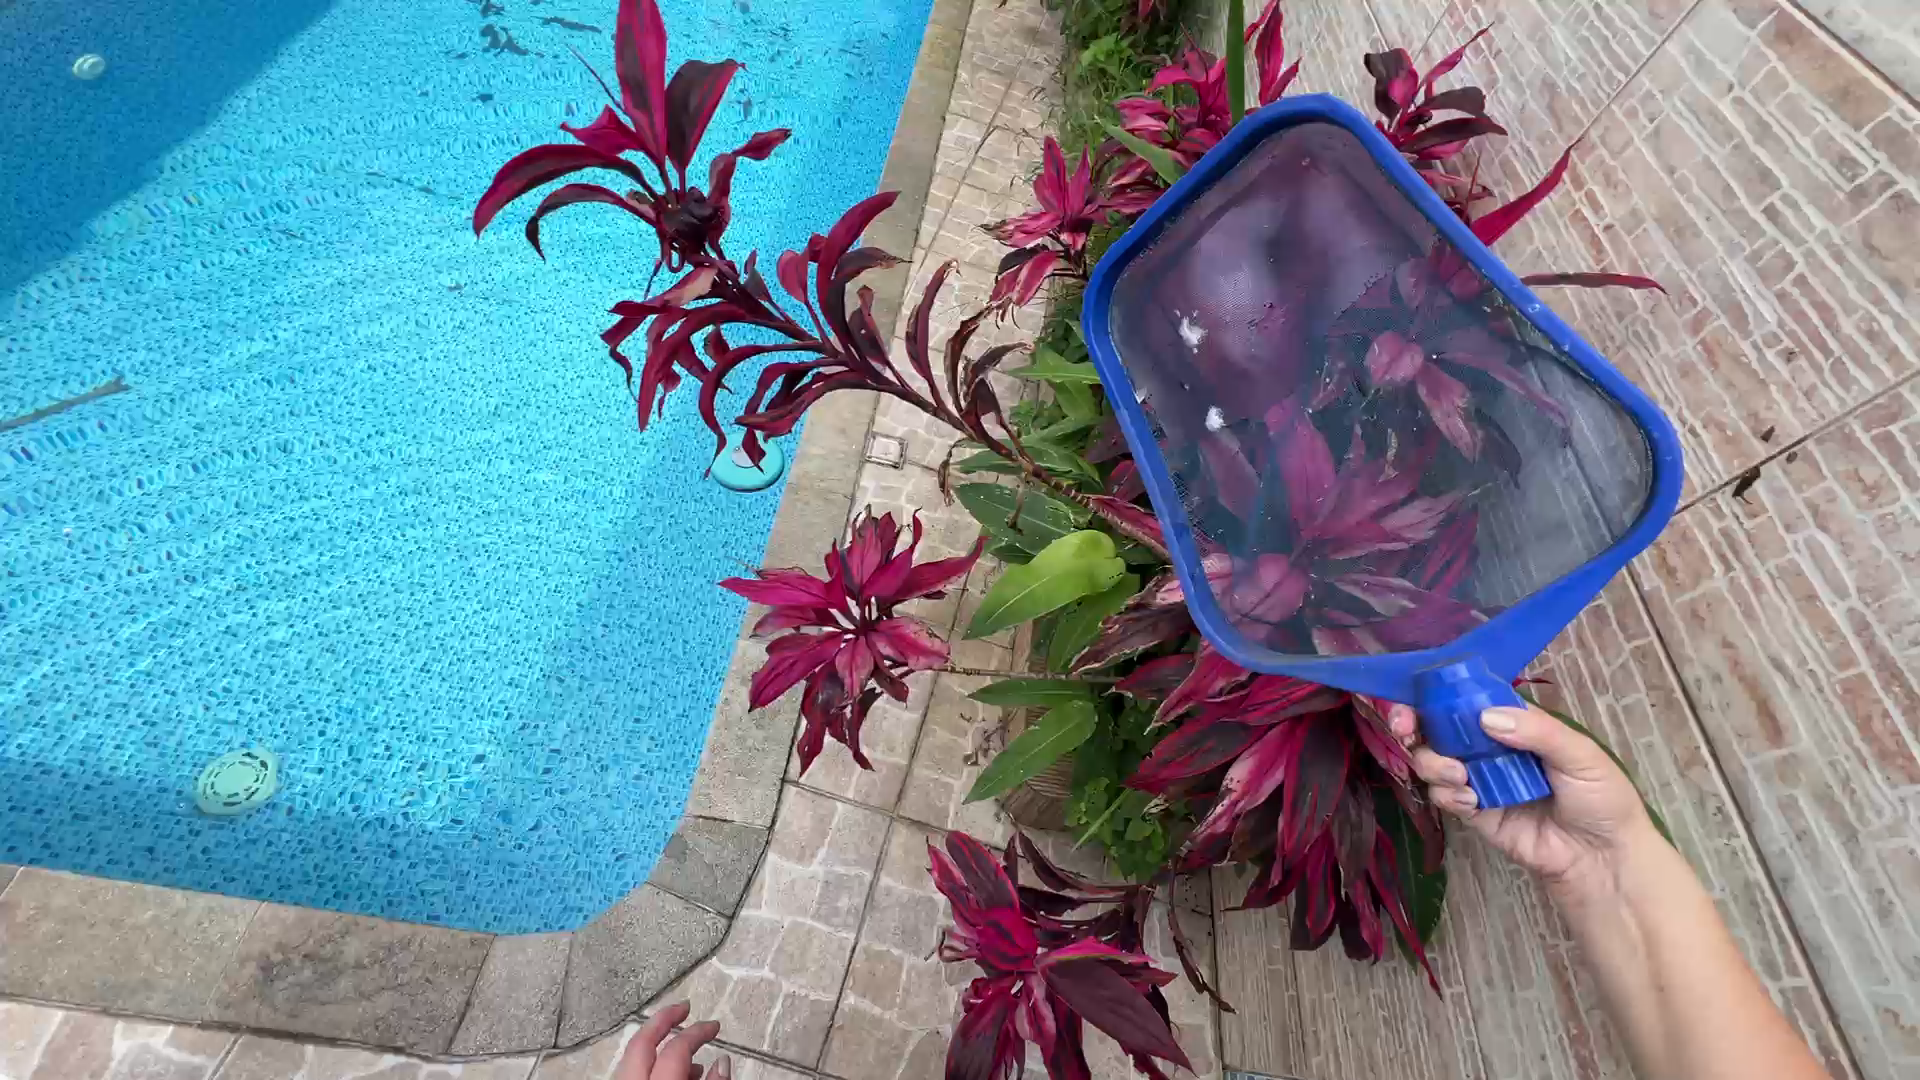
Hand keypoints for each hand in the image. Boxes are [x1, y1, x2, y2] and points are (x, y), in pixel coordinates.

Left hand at [616, 1002, 728, 1079]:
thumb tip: (723, 1062)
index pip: (675, 1050)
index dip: (697, 1032)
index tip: (713, 1026)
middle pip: (640, 1043)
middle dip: (663, 1019)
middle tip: (685, 1007)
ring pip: (630, 1058)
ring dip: (655, 1045)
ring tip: (684, 1050)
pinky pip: (626, 1074)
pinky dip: (645, 1065)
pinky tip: (666, 1074)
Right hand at [1388, 702, 1654, 895]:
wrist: (1603, 861)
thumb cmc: (1602, 799)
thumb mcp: (1582, 756)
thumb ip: (1538, 731)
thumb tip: (1484, 717)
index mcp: (1509, 724)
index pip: (1464, 699)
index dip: (1433, 695)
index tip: (1415, 700)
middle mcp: (1484, 746)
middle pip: (1432, 726)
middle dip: (1409, 724)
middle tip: (1405, 731)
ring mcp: (1474, 777)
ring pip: (1428, 758)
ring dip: (1432, 763)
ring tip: (1460, 777)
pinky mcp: (1469, 808)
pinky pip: (1439, 794)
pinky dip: (1446, 794)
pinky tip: (1470, 801)